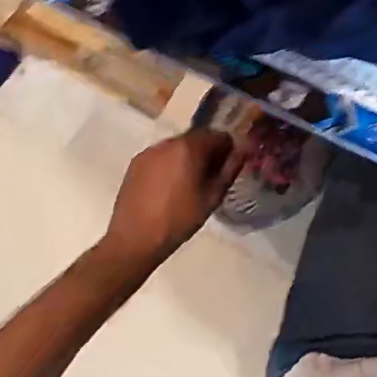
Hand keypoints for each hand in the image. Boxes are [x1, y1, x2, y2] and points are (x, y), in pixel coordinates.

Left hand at [101, 129, 246, 262]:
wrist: (133, 241)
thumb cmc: (179, 219)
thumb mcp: (213, 197)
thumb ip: (231, 168)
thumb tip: (243, 149)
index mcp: (190, 147)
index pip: (219, 135)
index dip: (227, 149)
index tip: (227, 167)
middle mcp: (169, 142)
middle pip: (197, 138)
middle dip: (207, 151)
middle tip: (210, 175)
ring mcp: (150, 151)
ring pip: (178, 146)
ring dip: (187, 156)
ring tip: (188, 182)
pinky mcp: (135, 163)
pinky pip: (161, 156)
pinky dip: (169, 163)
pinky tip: (168, 186)